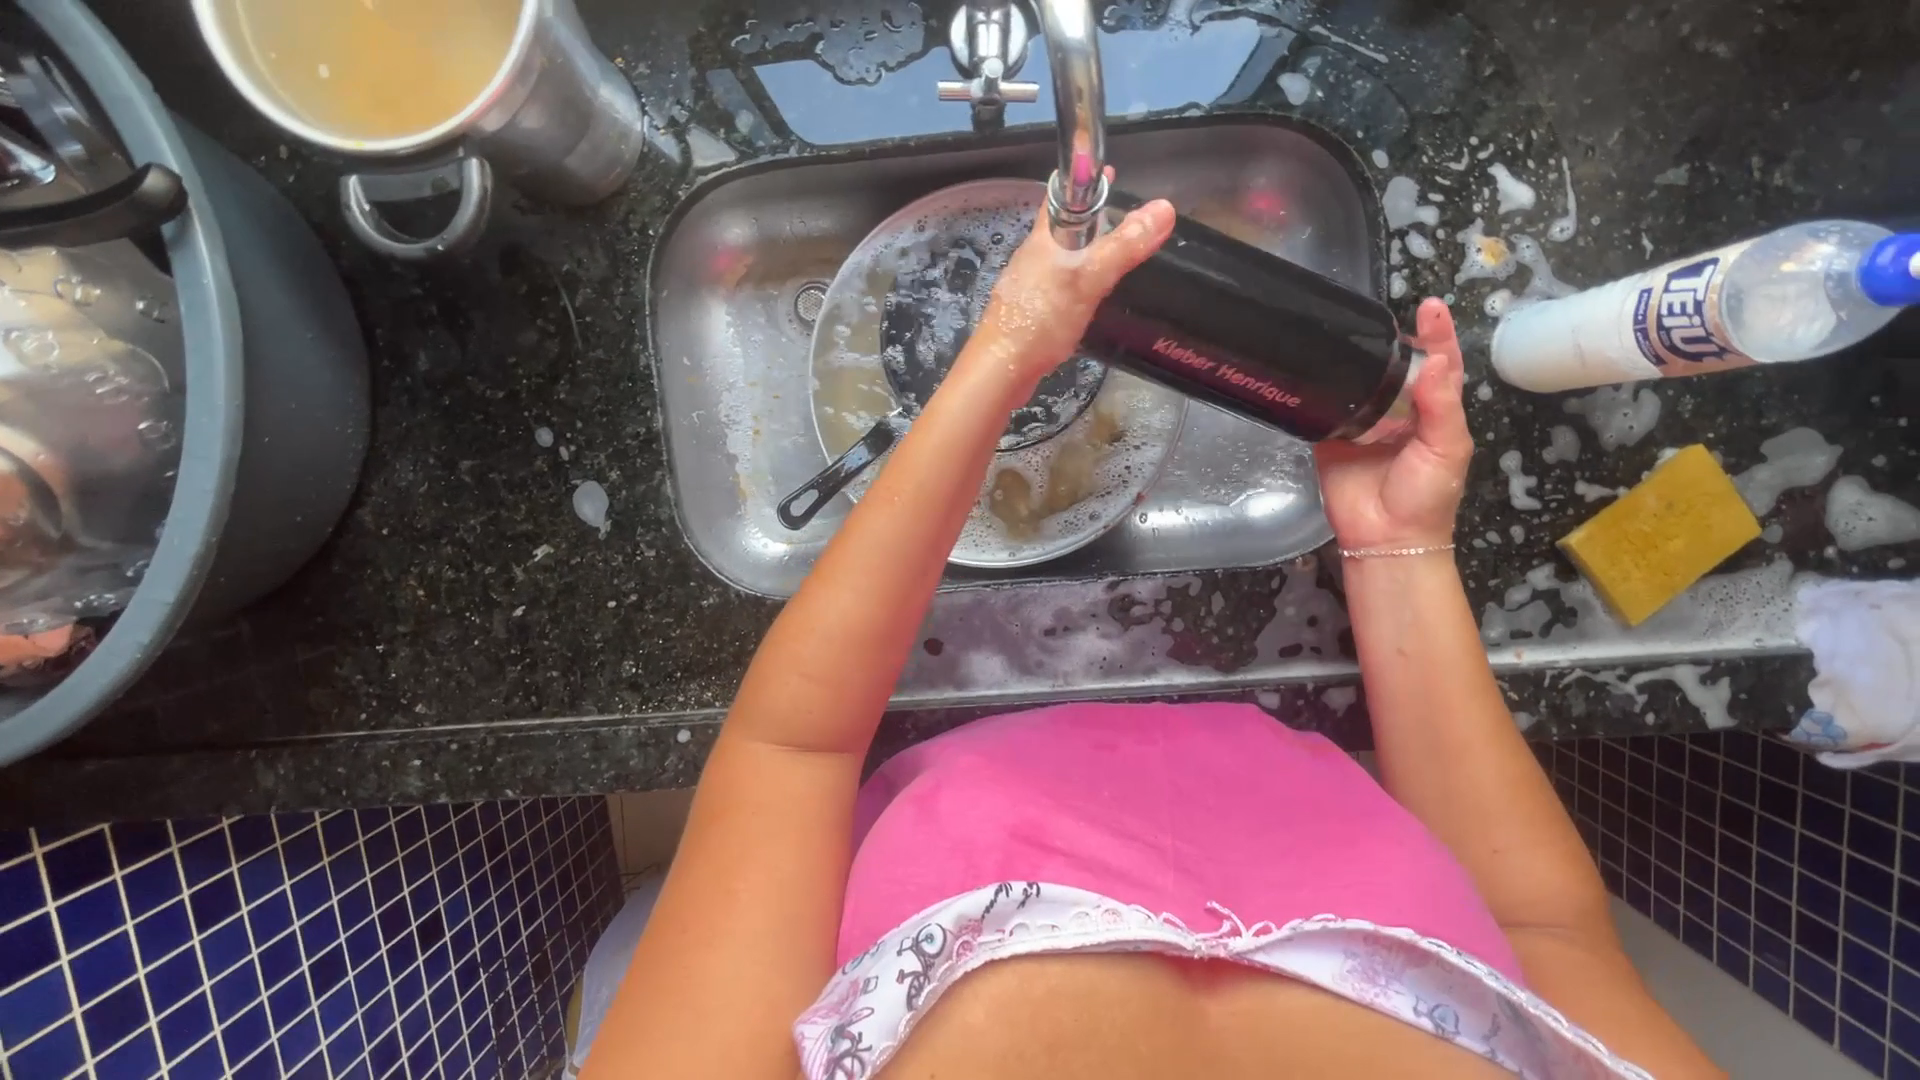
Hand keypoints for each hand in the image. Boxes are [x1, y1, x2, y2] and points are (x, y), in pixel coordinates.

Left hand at [964, 173, 1174, 396]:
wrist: (1000, 370)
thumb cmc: (1040, 319)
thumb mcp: (1088, 278)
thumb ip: (1124, 246)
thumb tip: (1164, 208)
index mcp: (1043, 240)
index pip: (1063, 197)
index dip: (1087, 183)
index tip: (1112, 176)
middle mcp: (1032, 258)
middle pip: (1065, 231)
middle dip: (1092, 224)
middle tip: (1125, 225)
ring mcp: (1028, 288)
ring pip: (1062, 263)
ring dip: (1085, 258)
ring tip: (1116, 263)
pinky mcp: (1029, 317)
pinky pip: (1058, 293)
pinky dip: (1077, 289)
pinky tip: (1090, 303)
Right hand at [1313, 298, 1471, 551]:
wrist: (1385, 537)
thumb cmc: (1427, 496)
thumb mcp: (1447, 450)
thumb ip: (1441, 406)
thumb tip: (1436, 359)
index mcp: (1433, 411)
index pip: (1438, 364)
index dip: (1436, 335)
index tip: (1429, 306)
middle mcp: (1398, 412)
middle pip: (1396, 368)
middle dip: (1391, 341)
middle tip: (1380, 316)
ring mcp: (1363, 424)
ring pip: (1360, 385)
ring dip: (1355, 361)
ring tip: (1346, 333)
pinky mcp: (1331, 438)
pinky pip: (1325, 409)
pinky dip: (1321, 390)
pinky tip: (1316, 368)